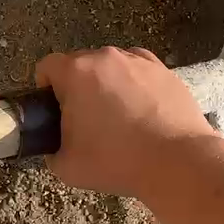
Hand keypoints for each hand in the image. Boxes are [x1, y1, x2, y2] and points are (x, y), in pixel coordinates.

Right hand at [35, 47, 221, 197]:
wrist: (177, 162)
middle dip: (77, 87)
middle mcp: (104, 57)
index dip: (45, 90)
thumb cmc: (117, 160)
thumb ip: (52, 149)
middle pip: (79, 65)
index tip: (55, 113)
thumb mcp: (66, 166)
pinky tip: (142, 110)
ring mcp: (137, 60)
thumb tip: (57, 145)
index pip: (46, 67)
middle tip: (85, 121)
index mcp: (75, 72)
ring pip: (109, 67)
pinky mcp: (163, 70)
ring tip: (119, 118)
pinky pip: (137, 71)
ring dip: (106, 84)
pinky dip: (133, 84)